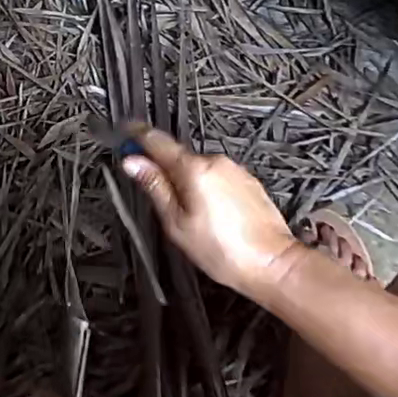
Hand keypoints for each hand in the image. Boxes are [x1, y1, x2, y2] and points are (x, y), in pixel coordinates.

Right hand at [120, 125, 300, 297]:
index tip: (125, 133)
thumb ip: (155, 187)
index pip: (157, 140)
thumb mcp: (177, 224)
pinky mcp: (246, 180)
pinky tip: (213, 217)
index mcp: (193, 169)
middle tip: (160, 201)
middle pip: (178, 157)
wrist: (272, 264)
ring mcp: (234, 169)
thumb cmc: (225, 251)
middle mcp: (215, 161)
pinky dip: (208, 190)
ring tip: (192, 219)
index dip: (137, 135)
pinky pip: (217, 177)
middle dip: (165, 172)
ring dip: (188, 184)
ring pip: (198, 168)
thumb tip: (133, 163)